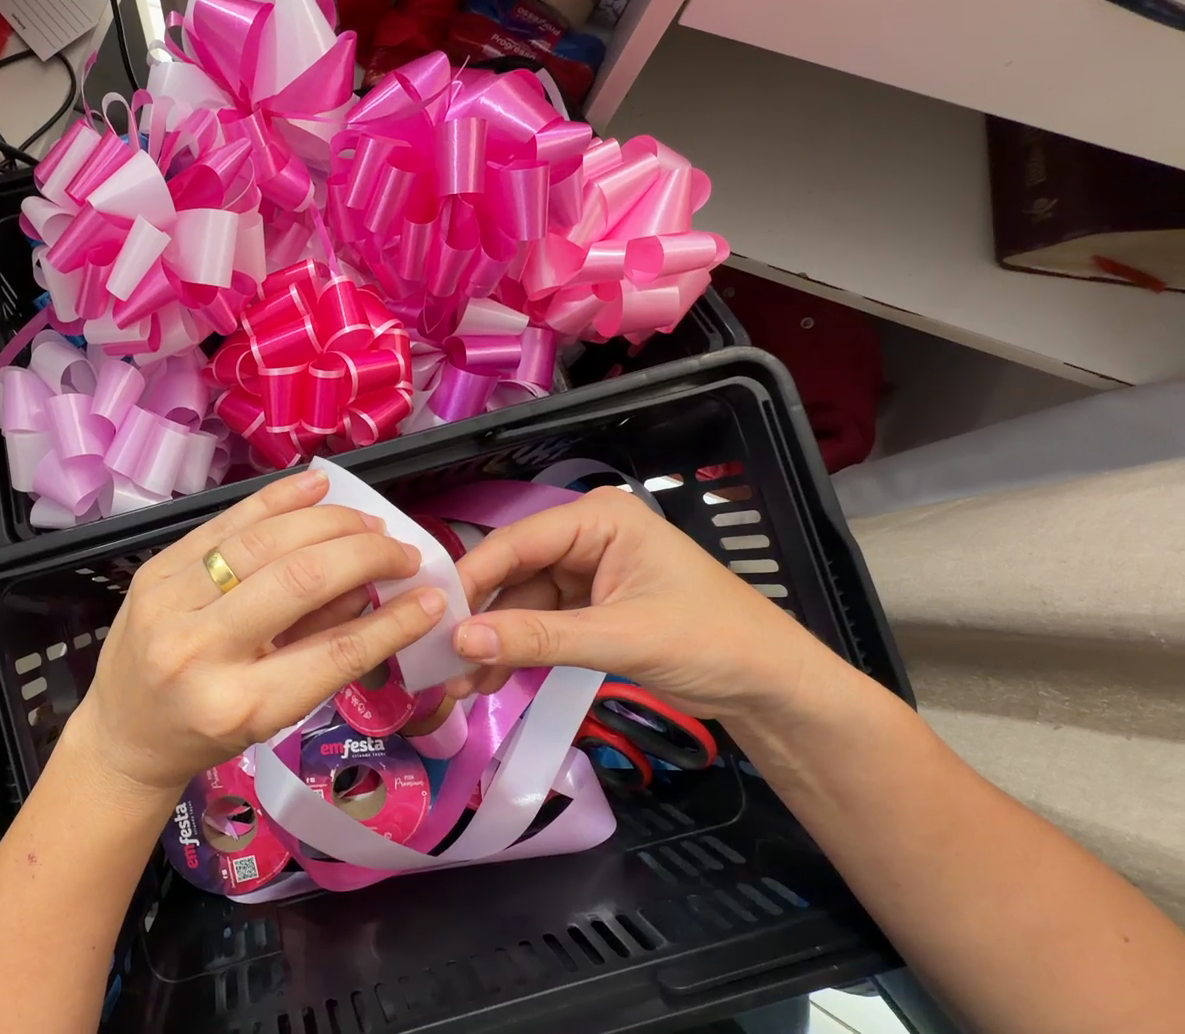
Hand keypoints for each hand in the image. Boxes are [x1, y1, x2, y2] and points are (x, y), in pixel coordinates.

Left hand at [69, 469, 449, 794]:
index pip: (333, 653)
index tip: (432, 596)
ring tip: (369, 521)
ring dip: (327, 523)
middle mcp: (199, 651)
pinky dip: (275, 500)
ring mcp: (169, 602)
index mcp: (237, 705)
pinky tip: (317, 485)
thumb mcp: (270, 717)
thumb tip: (374, 590)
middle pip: (298, 581)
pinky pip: (223, 523)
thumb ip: (323, 649)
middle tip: (402, 551)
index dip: (392, 622)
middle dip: (363, 556)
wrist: (124, 733)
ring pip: (262, 542)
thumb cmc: (203, 736)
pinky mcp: (153, 571)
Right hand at [447, 486, 832, 720]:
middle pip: (512, 573)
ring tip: (459, 683)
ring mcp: (585, 572)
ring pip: (519, 603)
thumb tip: (460, 639)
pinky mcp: (587, 605)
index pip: (516, 542)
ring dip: (492, 642)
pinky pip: (537, 623)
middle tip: (439, 660)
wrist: (773, 689)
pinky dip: (515, 651)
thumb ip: (538, 637)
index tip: (435, 620)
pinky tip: (487, 679)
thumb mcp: (621, 638)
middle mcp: (585, 537)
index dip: (473, 580)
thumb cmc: (712, 643)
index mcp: (599, 519)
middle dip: (480, 619)